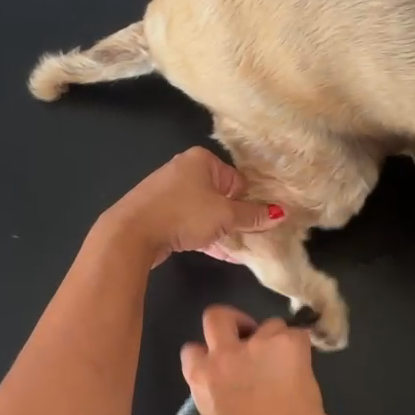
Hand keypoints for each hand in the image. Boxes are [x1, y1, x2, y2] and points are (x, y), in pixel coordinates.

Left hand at [96, 147, 281, 264]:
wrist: (133, 232)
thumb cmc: (184, 215)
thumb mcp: (225, 216)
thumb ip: (254, 216)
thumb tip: (281, 213)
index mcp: (202, 160)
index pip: (238, 180)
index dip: (250, 203)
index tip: (259, 223)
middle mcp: (185, 170)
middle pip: (222, 196)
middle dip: (236, 219)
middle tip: (251, 238)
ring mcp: (170, 192)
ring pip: (206, 212)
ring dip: (222, 231)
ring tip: (239, 251)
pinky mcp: (160, 213)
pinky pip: (191, 223)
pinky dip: (205, 236)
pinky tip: (220, 254)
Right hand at [179, 305, 358, 414]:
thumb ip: (209, 389)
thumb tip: (220, 378)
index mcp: (200, 375)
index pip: (191, 349)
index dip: (209, 353)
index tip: (222, 361)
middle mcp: (224, 352)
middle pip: (217, 316)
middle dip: (233, 322)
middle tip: (250, 337)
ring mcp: (257, 343)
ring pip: (268, 324)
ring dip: (275, 340)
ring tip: (286, 365)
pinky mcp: (288, 341)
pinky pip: (296, 333)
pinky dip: (300, 347)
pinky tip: (303, 366)